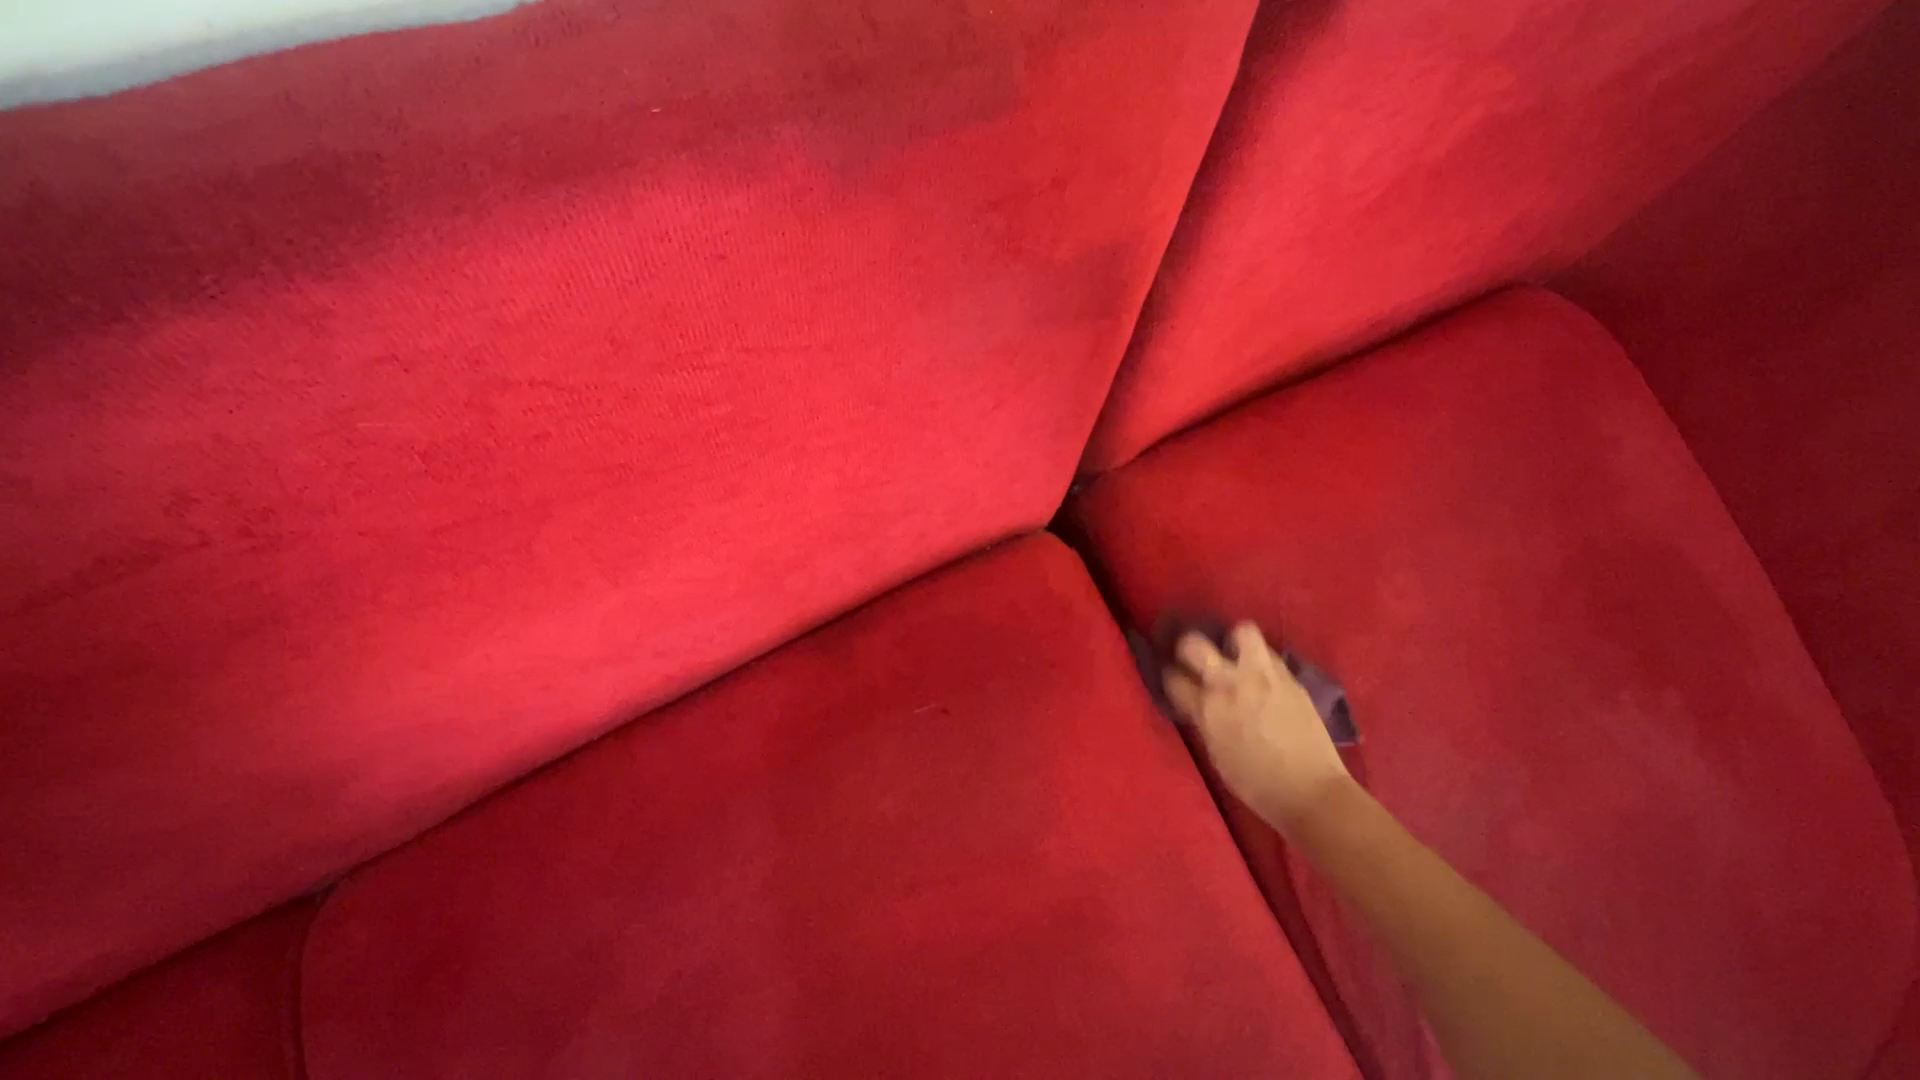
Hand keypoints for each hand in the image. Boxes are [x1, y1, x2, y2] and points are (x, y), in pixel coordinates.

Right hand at [1164, 622, 1352, 830]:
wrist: (1309, 790)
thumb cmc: (1255, 784)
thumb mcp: (1215, 754)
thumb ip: (1204, 722)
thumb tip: (1198, 706)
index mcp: (1207, 708)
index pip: (1174, 679)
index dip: (1170, 678)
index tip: (1174, 680)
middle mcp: (1230, 684)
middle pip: (1194, 644)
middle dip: (1188, 648)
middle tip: (1195, 658)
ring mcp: (1263, 676)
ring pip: (1242, 632)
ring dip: (1234, 641)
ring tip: (1235, 656)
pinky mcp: (1290, 678)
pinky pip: (1270, 654)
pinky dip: (1261, 659)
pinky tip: (1262, 676)